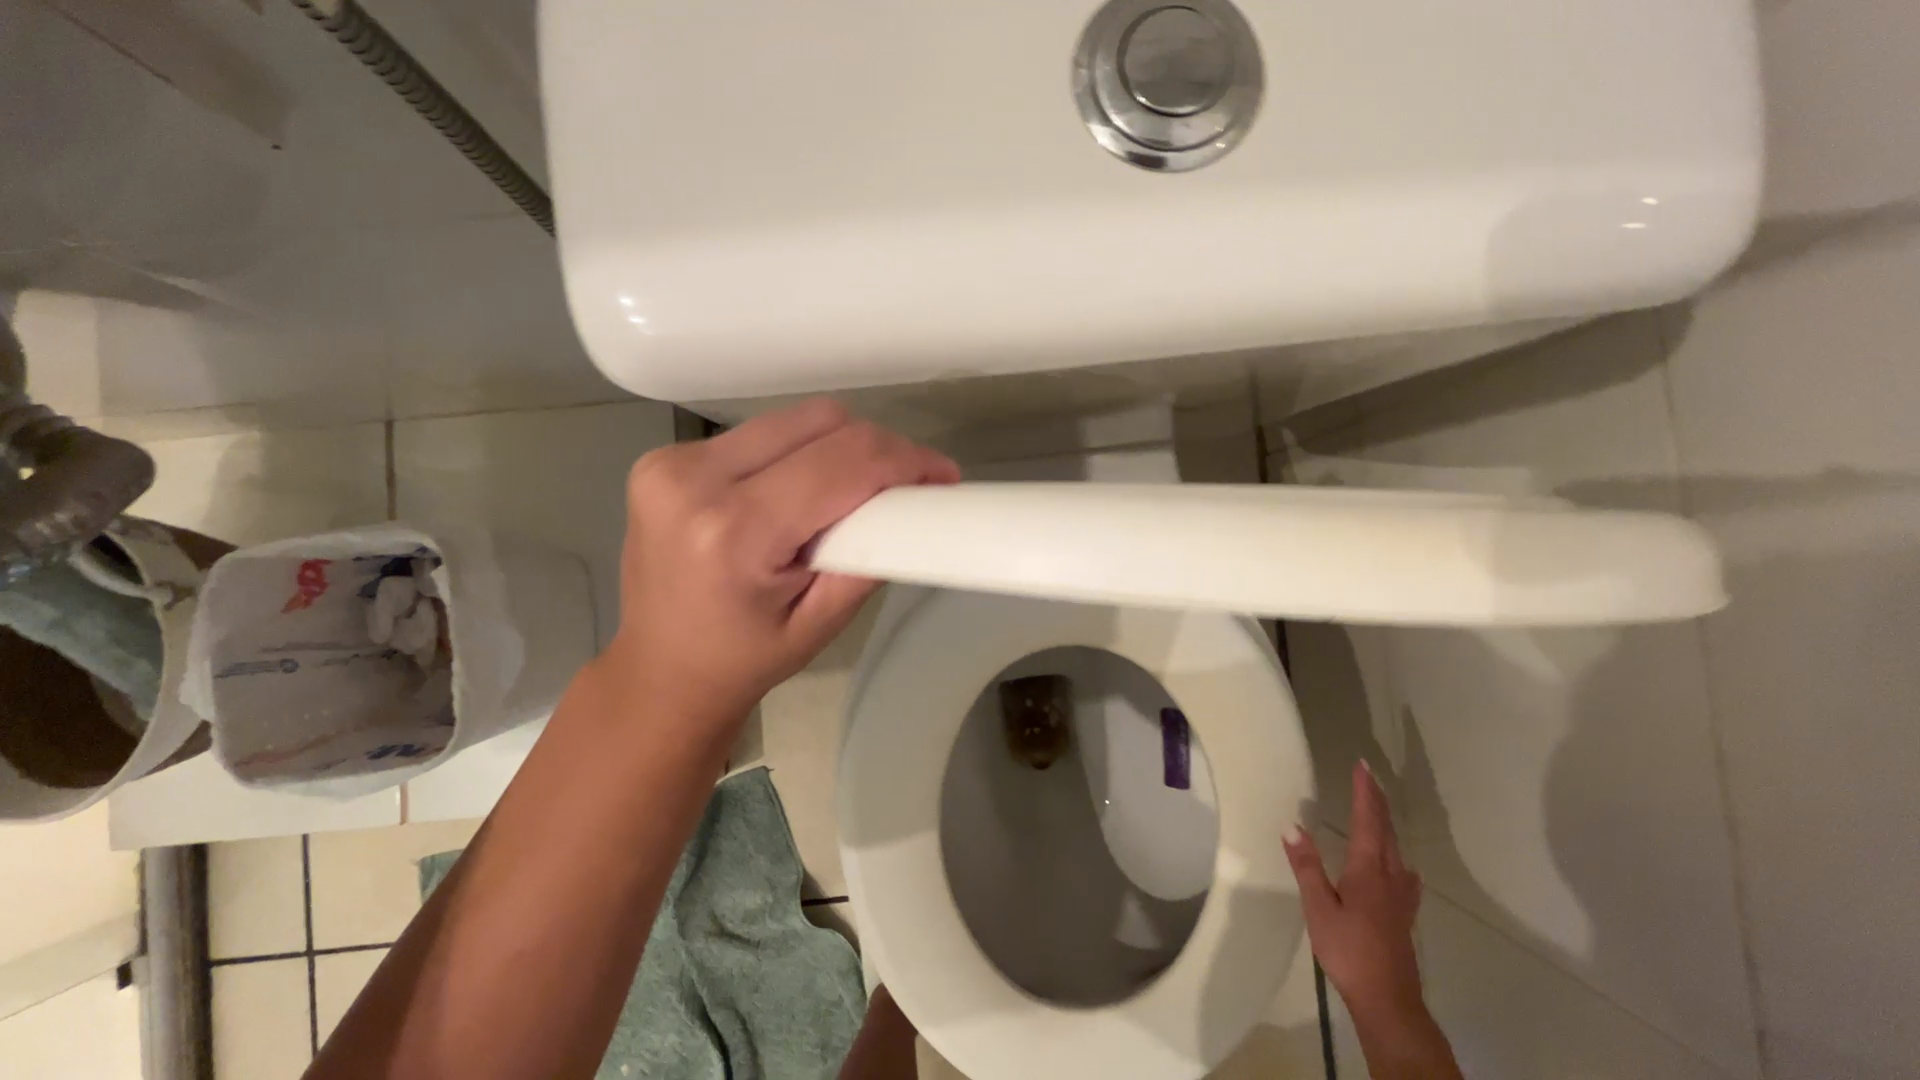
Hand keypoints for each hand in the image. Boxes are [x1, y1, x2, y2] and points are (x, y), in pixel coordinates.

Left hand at [604, 398, 959, 733]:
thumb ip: (869, 557)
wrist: (658, 670)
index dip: (905, 461)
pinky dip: (796, 452)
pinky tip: (799, 492)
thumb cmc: (743, 661)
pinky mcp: (661, 456)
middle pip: (819, 422)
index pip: (842, 463)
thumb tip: (914, 500)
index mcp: (733, 533)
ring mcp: (670, 462)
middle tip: (903, 486)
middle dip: (876, 448)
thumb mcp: (821, 623)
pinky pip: (759, 432)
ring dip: (835, 447)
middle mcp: (693, 480)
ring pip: (791, 419)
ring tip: (849, 494)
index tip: (942, 475)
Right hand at [1284, 762, 1426, 1029]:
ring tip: (1377, 811)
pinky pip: (1402, 872)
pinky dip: (1395, 855)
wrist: (1387, 998)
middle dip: (1376, 801)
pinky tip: (1401, 867)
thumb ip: (1307, 866)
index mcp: (1367, 869)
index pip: (1367, 820)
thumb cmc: (1348, 950)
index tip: (1362, 766)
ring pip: (1395, 848)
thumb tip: (1293, 826)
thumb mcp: (1318, 908)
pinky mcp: (1404, 913)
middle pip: (1385, 830)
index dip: (1364, 792)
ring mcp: (1401, 895)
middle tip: (1368, 778)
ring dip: (1385, 824)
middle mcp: (1389, 875)